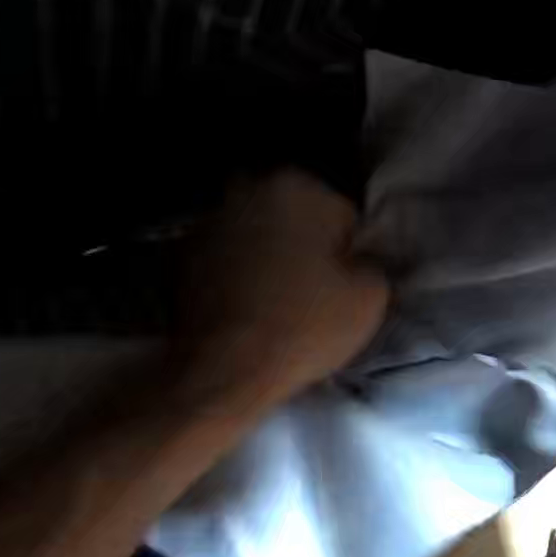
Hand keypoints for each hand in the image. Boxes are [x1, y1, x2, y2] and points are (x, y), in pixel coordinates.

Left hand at [175, 169, 389, 408]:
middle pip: (299, 222)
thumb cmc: (303, 327)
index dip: (353, 256)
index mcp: (298, 187)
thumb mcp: (370, 297)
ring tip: (282, 308)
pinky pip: (230, 262)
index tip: (347, 288)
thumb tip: (361, 262)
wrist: (225, 369)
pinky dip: (241, 278)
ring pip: (261, 240)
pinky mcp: (182, 257)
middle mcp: (248, 191)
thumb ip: (374, 264)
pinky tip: (250, 312)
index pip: (345, 217)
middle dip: (310, 251)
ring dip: (274, 262)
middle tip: (318, 297)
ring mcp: (209, 222)